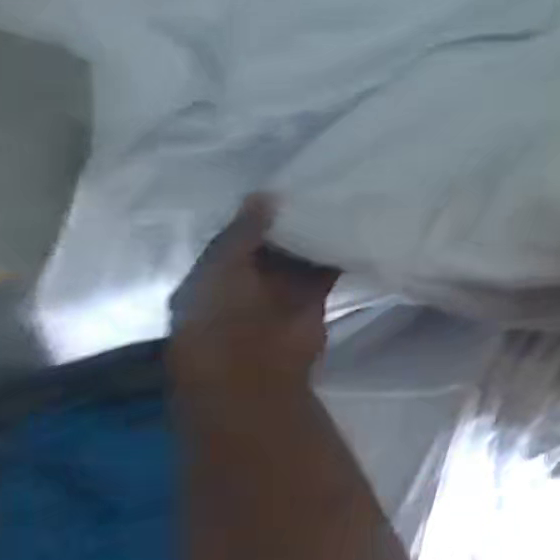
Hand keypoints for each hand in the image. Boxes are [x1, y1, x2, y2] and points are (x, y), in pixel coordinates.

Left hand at [169, 195, 338, 398]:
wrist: (256, 370)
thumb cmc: (221, 320)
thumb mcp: (222, 268)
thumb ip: (243, 232)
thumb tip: (264, 193)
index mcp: (209, 279)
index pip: (235, 239)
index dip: (256, 217)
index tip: (284, 189)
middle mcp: (243, 285)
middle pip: (269, 247)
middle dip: (289, 224)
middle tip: (316, 190)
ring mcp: (277, 295)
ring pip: (297, 258)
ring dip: (313, 238)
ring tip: (337, 203)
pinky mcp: (310, 302)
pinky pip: (323, 271)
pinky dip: (335, 254)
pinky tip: (349, 229)